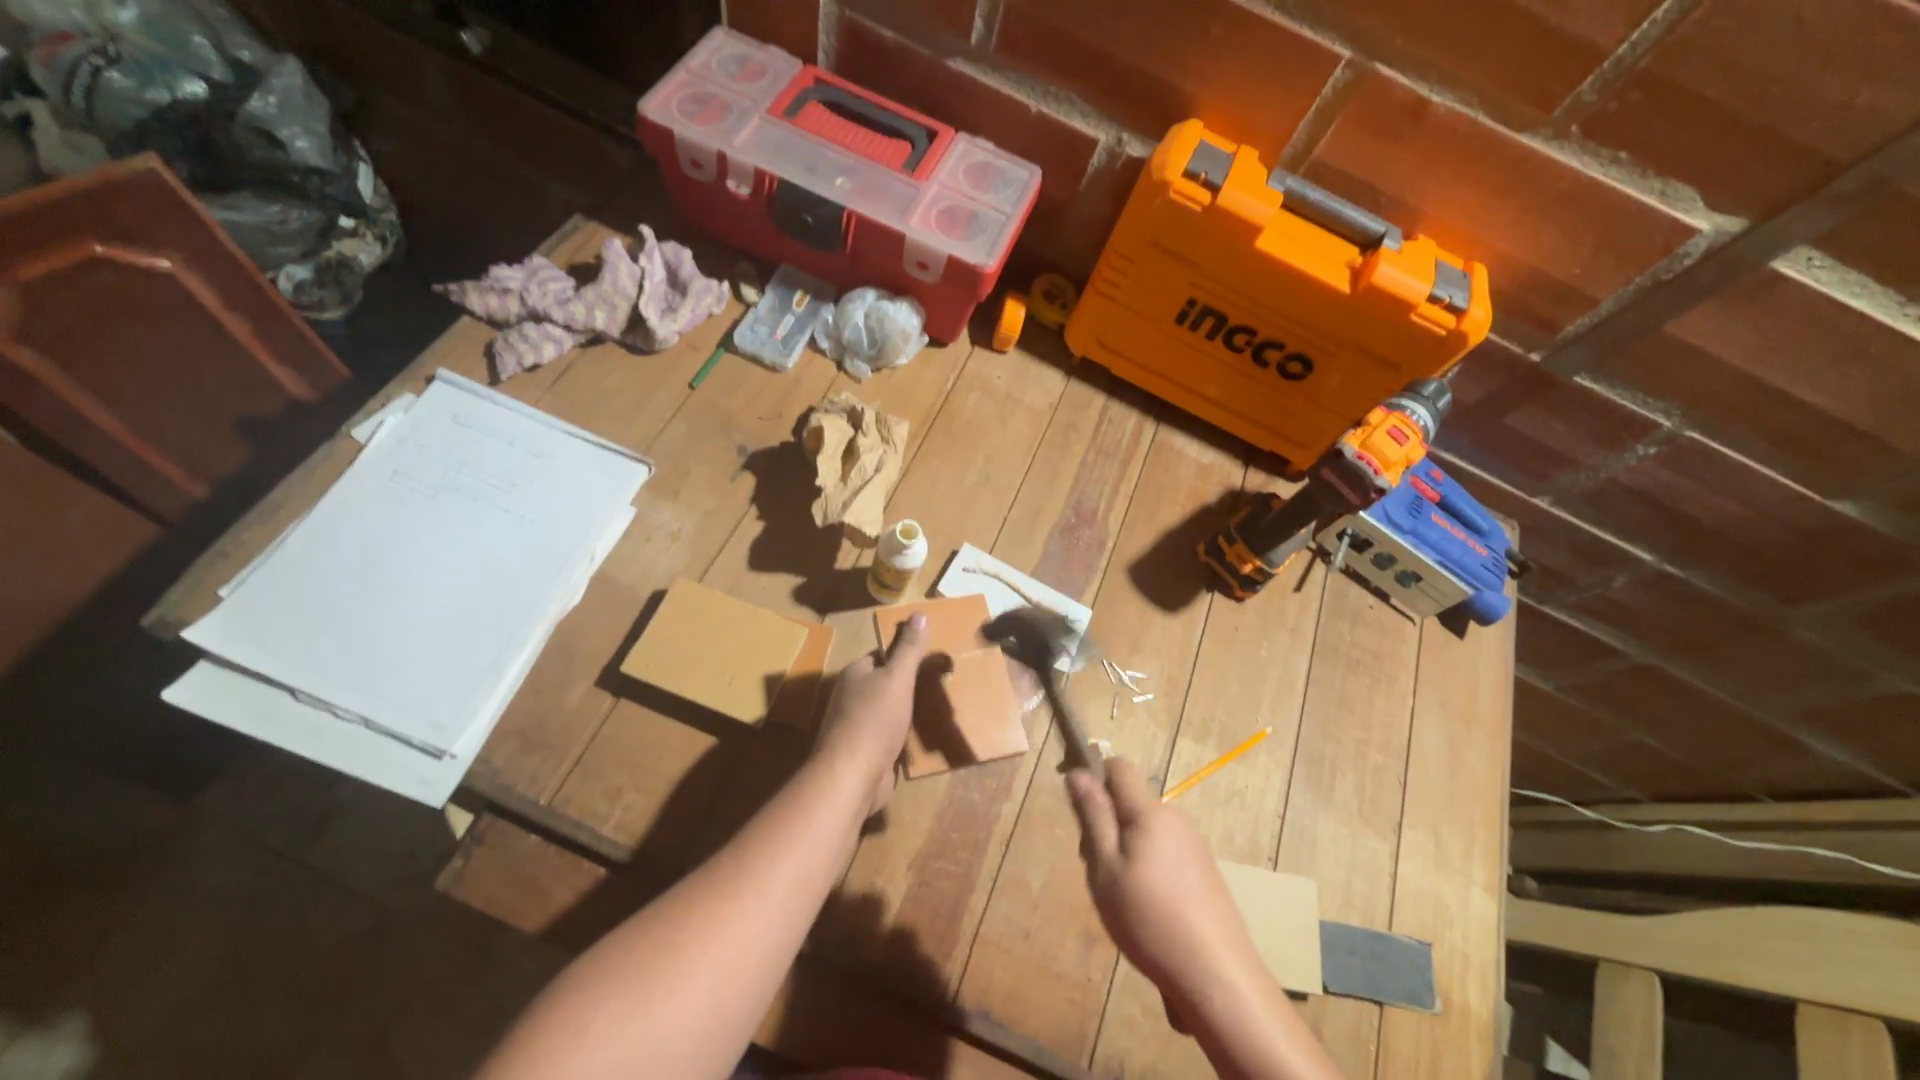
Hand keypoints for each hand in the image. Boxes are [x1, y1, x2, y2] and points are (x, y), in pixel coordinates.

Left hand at [814, 613, 928, 813]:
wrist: (852, 776)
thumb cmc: (874, 720)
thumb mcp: (897, 678)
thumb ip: (909, 649)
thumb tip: (919, 613)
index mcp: (854, 674)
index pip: (879, 655)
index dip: (902, 654)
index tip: (928, 657)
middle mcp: (849, 697)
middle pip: (881, 684)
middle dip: (905, 685)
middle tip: (937, 685)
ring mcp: (853, 727)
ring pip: (884, 712)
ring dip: (904, 712)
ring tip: (933, 710)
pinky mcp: (862, 753)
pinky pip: (885, 737)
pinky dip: (900, 737)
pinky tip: (918, 740)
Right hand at [1066, 760, 1264, 1028]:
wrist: (1215, 973)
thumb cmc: (1148, 918)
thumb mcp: (1106, 868)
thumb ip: (1093, 817)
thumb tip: (1077, 771)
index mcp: (1150, 812)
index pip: (1118, 767)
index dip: (1093, 776)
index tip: (1077, 809)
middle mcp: (1175, 818)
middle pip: (1129, 803)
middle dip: (1106, 825)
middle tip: (1097, 871)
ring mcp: (1193, 845)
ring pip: (1145, 831)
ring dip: (1125, 851)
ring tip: (1120, 898)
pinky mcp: (1203, 871)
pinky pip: (1163, 852)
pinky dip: (1147, 869)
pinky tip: (1147, 910)